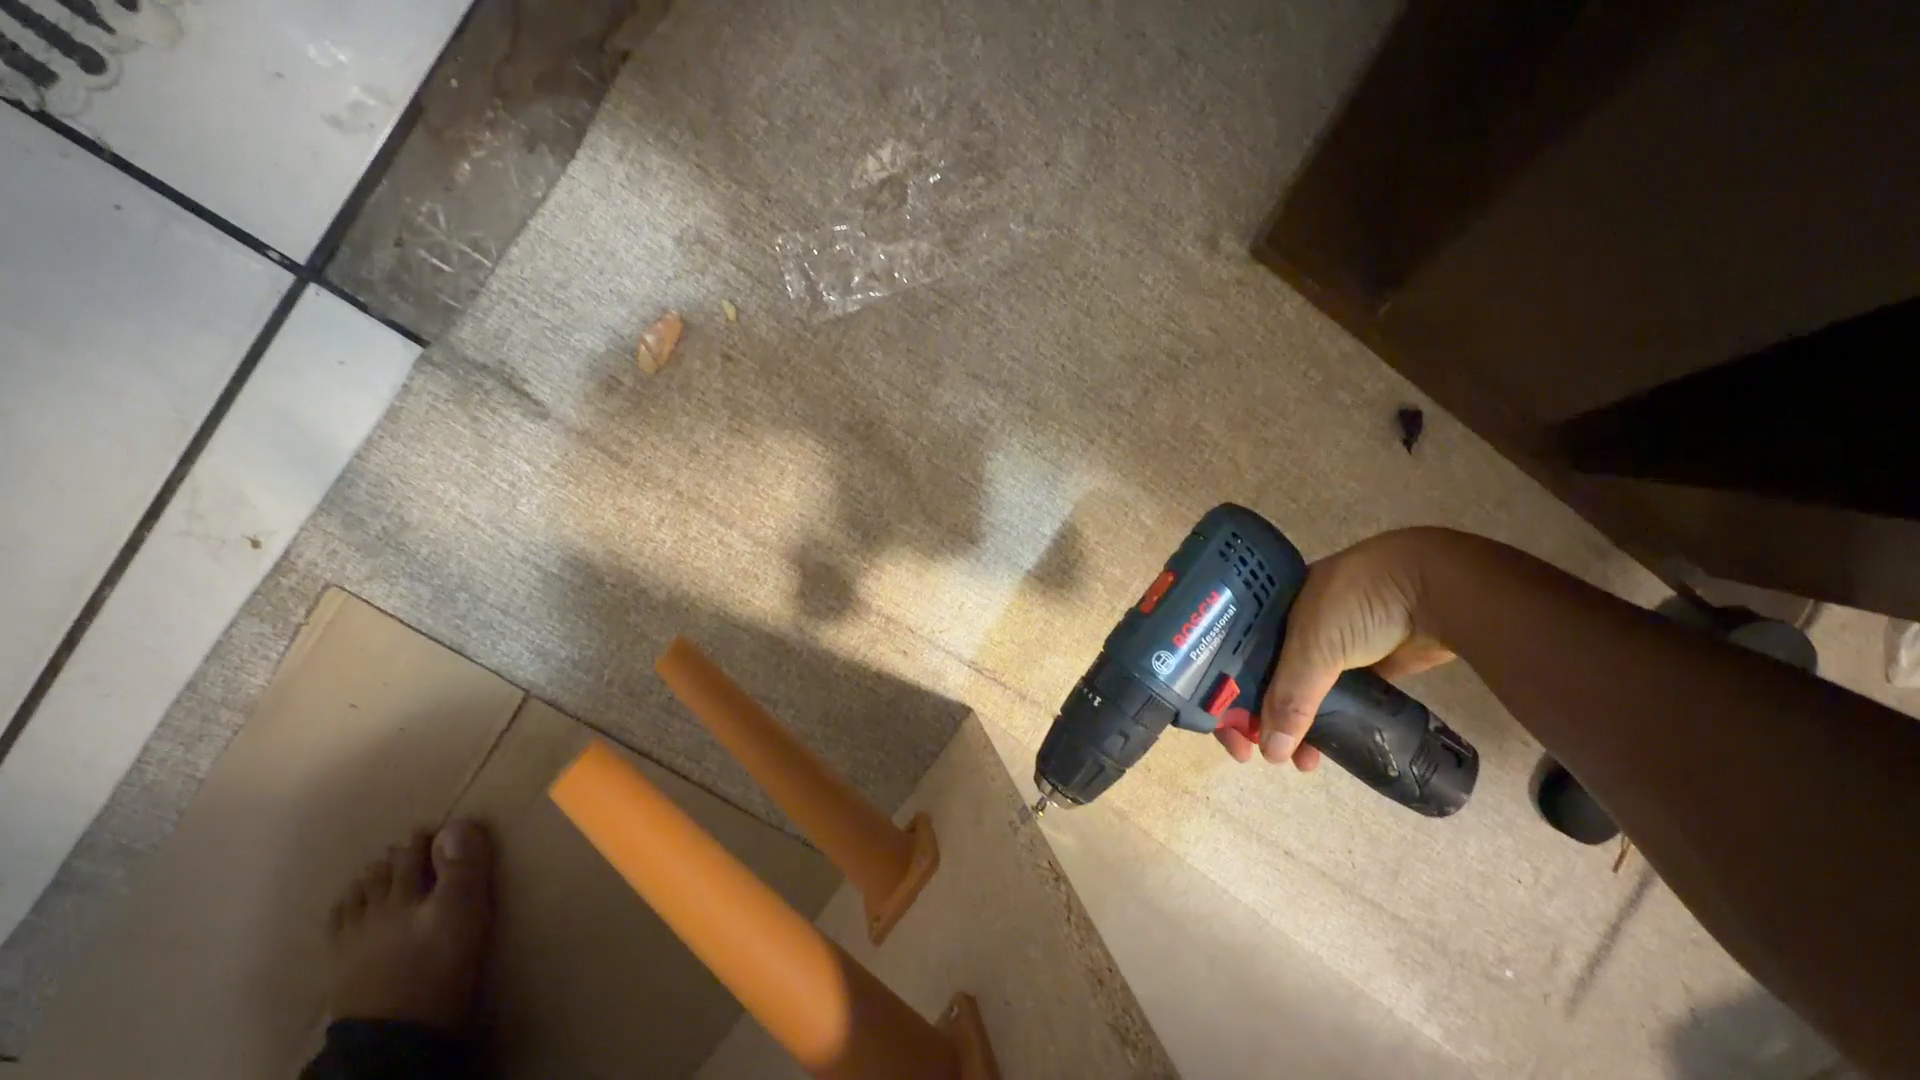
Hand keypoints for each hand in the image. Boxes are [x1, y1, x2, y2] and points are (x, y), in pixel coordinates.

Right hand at [1215, 530, 1455, 768]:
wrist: (1437, 590)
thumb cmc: (1361, 602)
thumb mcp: (1314, 646)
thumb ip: (1289, 698)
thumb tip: (1270, 751)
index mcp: (1274, 607)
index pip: (1238, 653)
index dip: (1224, 688)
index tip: (1225, 726)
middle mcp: (1297, 625)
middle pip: (1266, 677)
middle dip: (1257, 714)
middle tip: (1253, 750)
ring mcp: (1334, 645)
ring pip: (1302, 693)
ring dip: (1296, 727)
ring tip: (1300, 762)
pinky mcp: (1367, 666)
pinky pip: (1337, 700)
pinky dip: (1329, 723)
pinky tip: (1325, 748)